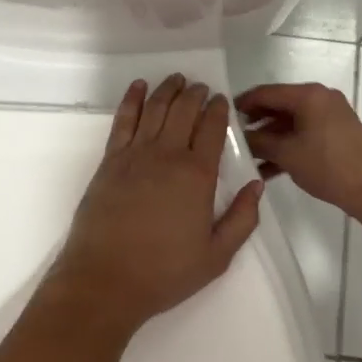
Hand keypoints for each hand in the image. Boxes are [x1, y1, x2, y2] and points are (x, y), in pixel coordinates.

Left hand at [49, 75, 263, 332]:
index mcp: (197, 175)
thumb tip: (257, 185)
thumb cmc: (164, 273)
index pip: (212, 128)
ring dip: (168, 90)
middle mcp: (167, 155)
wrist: (104, 282)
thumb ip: (242, 219)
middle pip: (184, 110)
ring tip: (177, 79)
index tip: (222, 101)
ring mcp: (135, 155)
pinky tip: (139, 87)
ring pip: (155, 108)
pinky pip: (123, 120)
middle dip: (196, 94)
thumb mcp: (216, 256)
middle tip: (202, 88)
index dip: (219, 110)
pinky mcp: (110, 161)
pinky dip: (132, 99)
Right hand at [236, 83, 361, 219]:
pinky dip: (287, 146)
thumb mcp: (287, 154)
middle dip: (255, 123)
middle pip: (279, 105)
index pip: (266, 92)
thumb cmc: (328, 166)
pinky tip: (267, 168)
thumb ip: (259, 142)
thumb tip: (239, 136)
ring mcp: (330, 115)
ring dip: (270, 138)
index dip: (242, 103)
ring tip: (246, 157)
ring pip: (291, 122)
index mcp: (309, 95)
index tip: (222, 116)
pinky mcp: (336, 132)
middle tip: (232, 138)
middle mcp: (320, 98)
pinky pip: (304, 132)